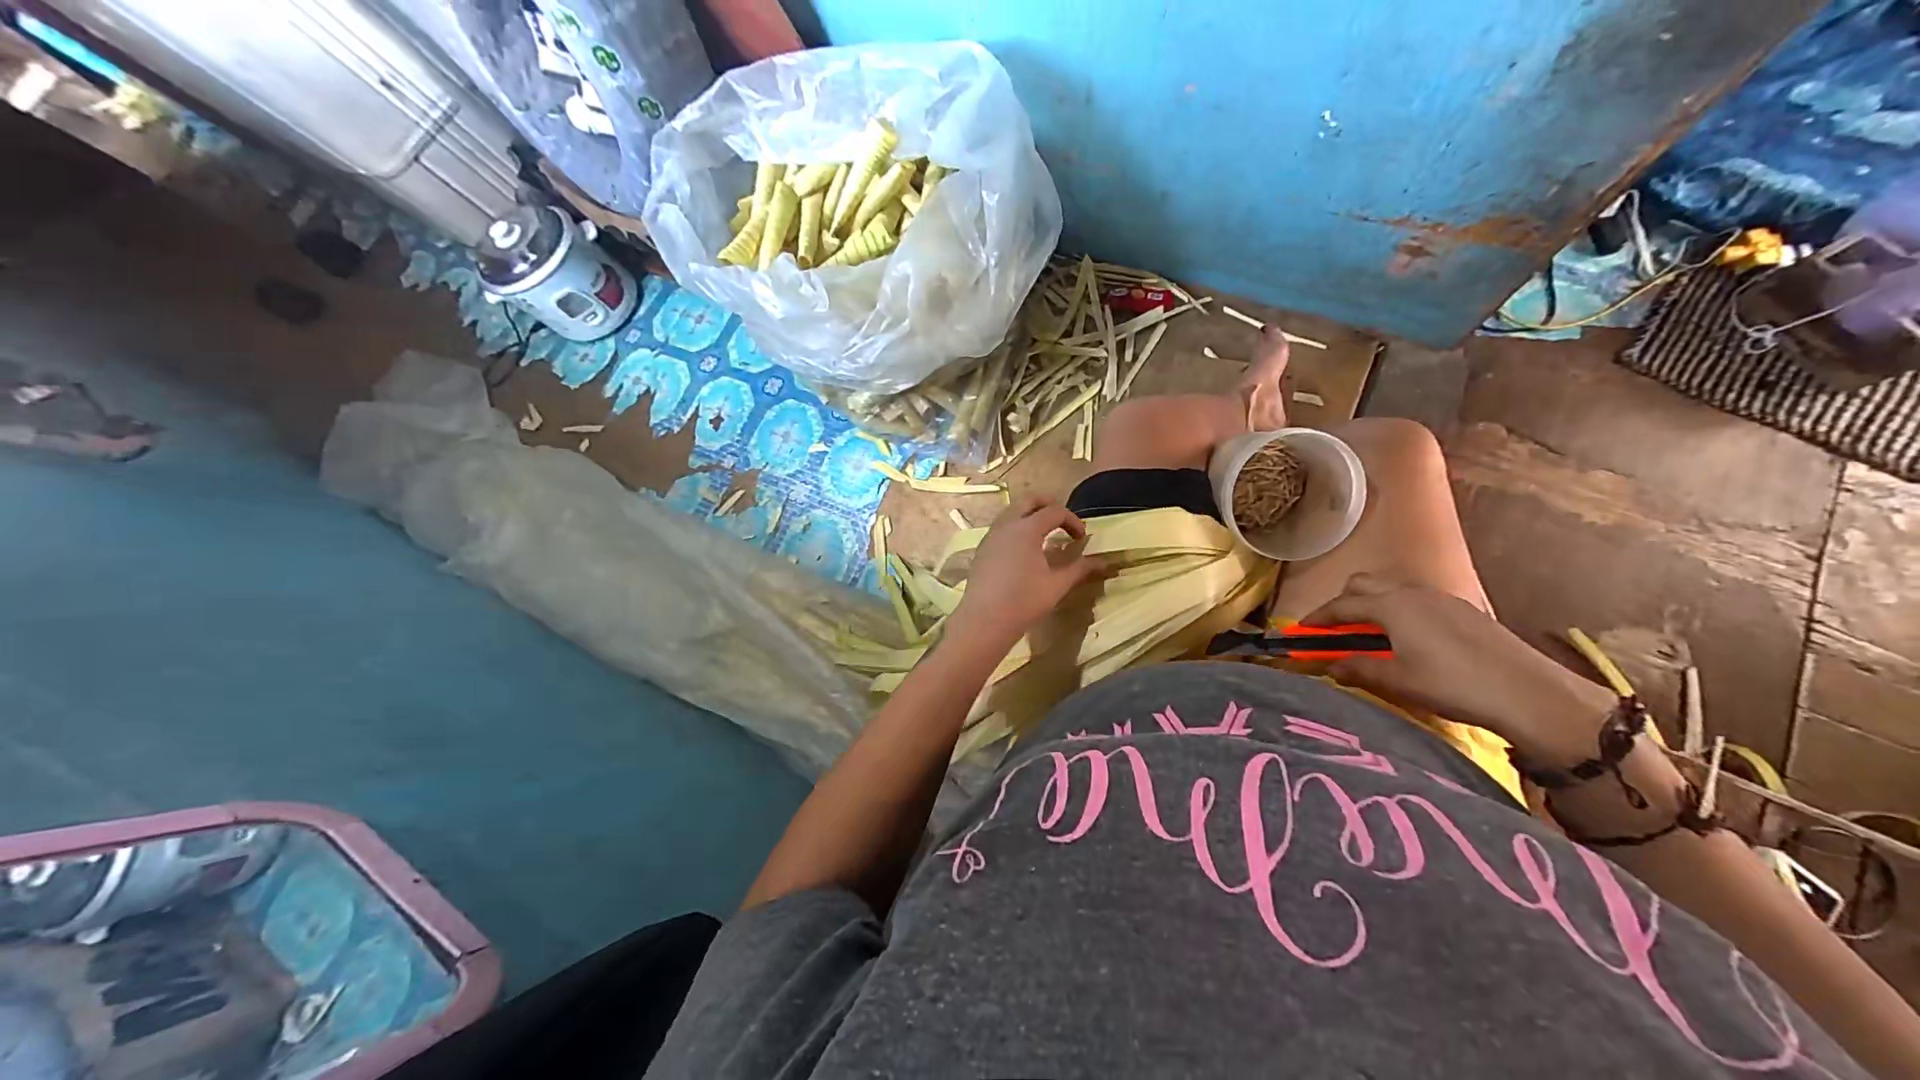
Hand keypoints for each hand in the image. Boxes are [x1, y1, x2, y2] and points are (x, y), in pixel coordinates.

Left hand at [950, 496, 1105, 643]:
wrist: (984, 621)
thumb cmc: (1024, 602)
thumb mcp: (1057, 585)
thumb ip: (1080, 569)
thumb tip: (1101, 562)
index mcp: (1026, 529)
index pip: (1054, 511)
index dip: (1072, 521)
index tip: (1082, 538)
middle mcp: (1006, 525)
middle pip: (1028, 501)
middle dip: (1049, 505)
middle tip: (1063, 521)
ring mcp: (990, 537)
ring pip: (1011, 512)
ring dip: (1030, 515)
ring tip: (1045, 534)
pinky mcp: (982, 550)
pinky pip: (1001, 528)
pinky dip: (1016, 528)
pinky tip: (1024, 550)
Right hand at [1301, 574, 1617, 765]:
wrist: (1528, 693)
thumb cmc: (1452, 685)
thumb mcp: (1398, 681)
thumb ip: (1359, 669)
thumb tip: (1331, 665)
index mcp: (1391, 605)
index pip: (1341, 604)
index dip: (1318, 618)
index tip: (1302, 631)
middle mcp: (1412, 592)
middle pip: (1364, 584)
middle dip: (1343, 602)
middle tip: (1334, 630)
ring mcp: (1441, 597)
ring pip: (1392, 588)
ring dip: (1371, 604)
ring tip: (1368, 634)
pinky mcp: (1463, 609)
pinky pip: (1416, 598)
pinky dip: (1398, 609)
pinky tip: (1406, 638)